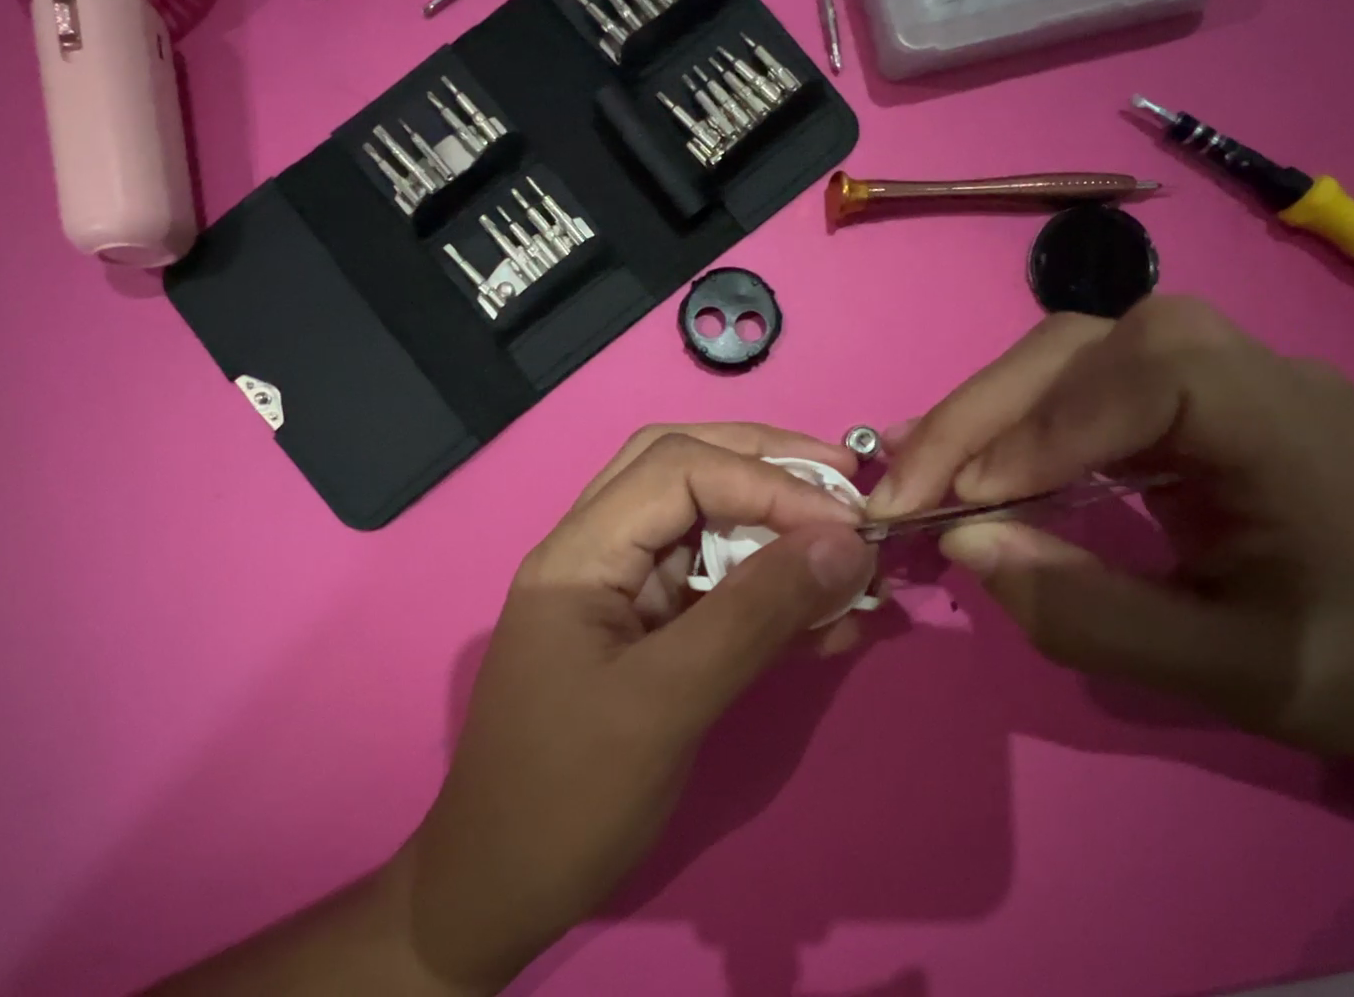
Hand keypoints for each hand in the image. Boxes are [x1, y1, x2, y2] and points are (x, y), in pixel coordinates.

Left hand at [403, 425, 877, 991]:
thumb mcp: (667, 702)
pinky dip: (770, 595)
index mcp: (580, 554)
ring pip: (703, 529)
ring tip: (848, 547)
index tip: (847, 525)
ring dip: (775, 530)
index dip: (768, 481)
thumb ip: (755, 614)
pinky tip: (830, 618)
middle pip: (683, 472)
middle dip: (767, 470)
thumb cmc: (570, 795)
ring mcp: (620, 597)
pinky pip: (714, 594)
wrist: (505, 884)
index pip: (677, 470)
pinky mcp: (646, 639)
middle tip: (845, 485)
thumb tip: (846, 542)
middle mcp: (596, 555)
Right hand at [867, 297, 1353, 772]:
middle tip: (905, 486)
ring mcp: (1217, 375)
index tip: (969, 503)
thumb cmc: (1351, 671)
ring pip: (1068, 352)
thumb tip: (961, 541)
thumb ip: (1085, 612)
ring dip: (983, 411)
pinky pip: (1076, 382)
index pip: (1156, 374)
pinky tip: (963, 459)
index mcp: (1294, 431)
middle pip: (1087, 343)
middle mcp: (1255, 373)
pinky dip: (1007, 418)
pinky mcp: (1184, 397)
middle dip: (983, 412)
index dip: (1048, 428)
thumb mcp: (1219, 672)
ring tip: (918, 473)